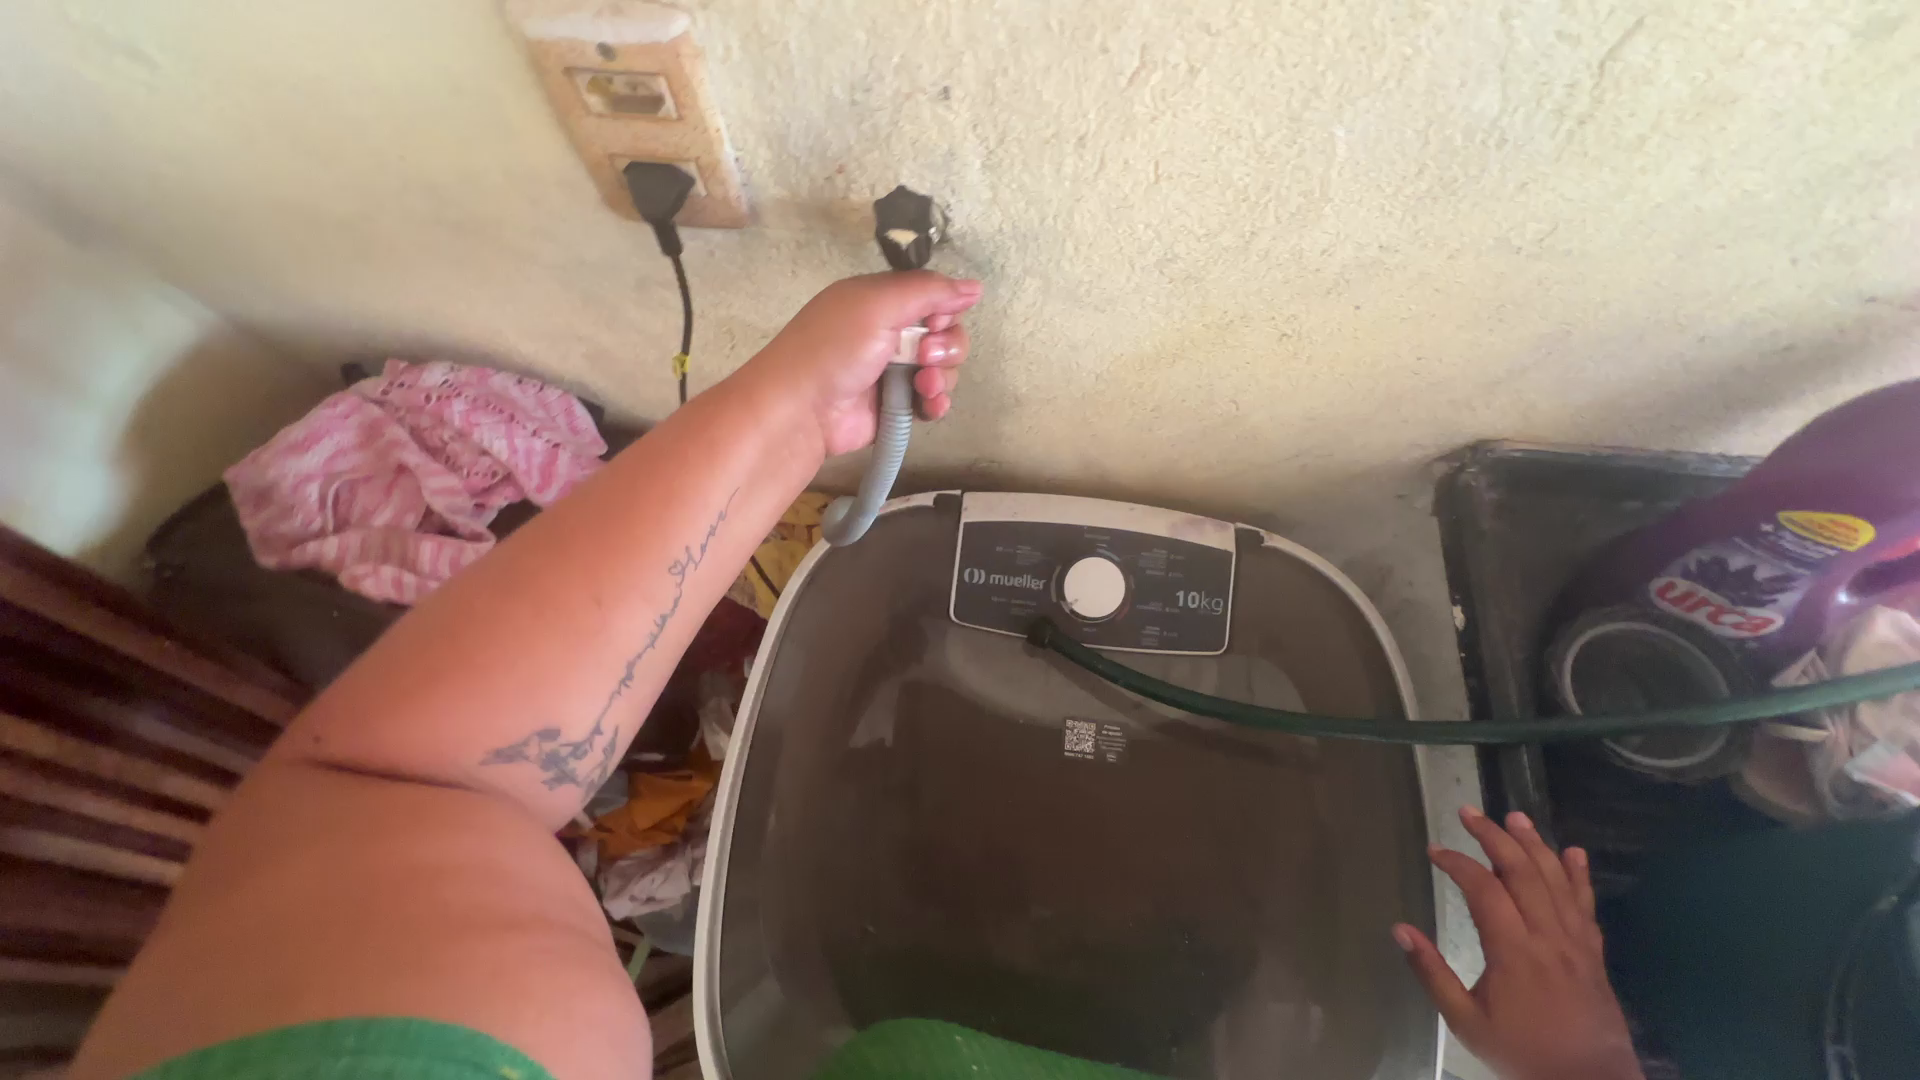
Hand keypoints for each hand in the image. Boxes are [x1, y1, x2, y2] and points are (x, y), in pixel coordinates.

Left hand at [744, 271, 981, 457]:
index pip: (934, 299)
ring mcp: (894, 373)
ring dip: (943, 378)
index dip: (945, 311)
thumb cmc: (835, 347)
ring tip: (923, 387)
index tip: (936, 323)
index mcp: (882, 302)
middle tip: (925, 358)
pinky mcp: (896, 406)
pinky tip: (929, 406)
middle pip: (945, 335)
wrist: (802, 409)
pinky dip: (936, 403)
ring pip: (943, 370)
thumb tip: (975, 287)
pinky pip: (932, 401)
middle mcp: (890, 334)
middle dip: (947, 347)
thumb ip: (929, 291)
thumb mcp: (878, 304)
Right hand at [1393, 807, 1642, 1079]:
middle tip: (1469, 812)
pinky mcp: (1593, 955)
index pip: (1484, 889)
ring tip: (1515, 816)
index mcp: (1514, 951)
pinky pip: (1586, 906)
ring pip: (1556, 882)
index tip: (1434, 851)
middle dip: (1494, 837)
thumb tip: (1399, 929)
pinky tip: (1573, 853)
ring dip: (1534, 845)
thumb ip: (1433, 973)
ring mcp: (1576, 944)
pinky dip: (1579, 876)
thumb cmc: (1523, 1053)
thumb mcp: (1466, 1021)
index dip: (1457, 863)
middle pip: (1522, 873)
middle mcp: (1548, 938)